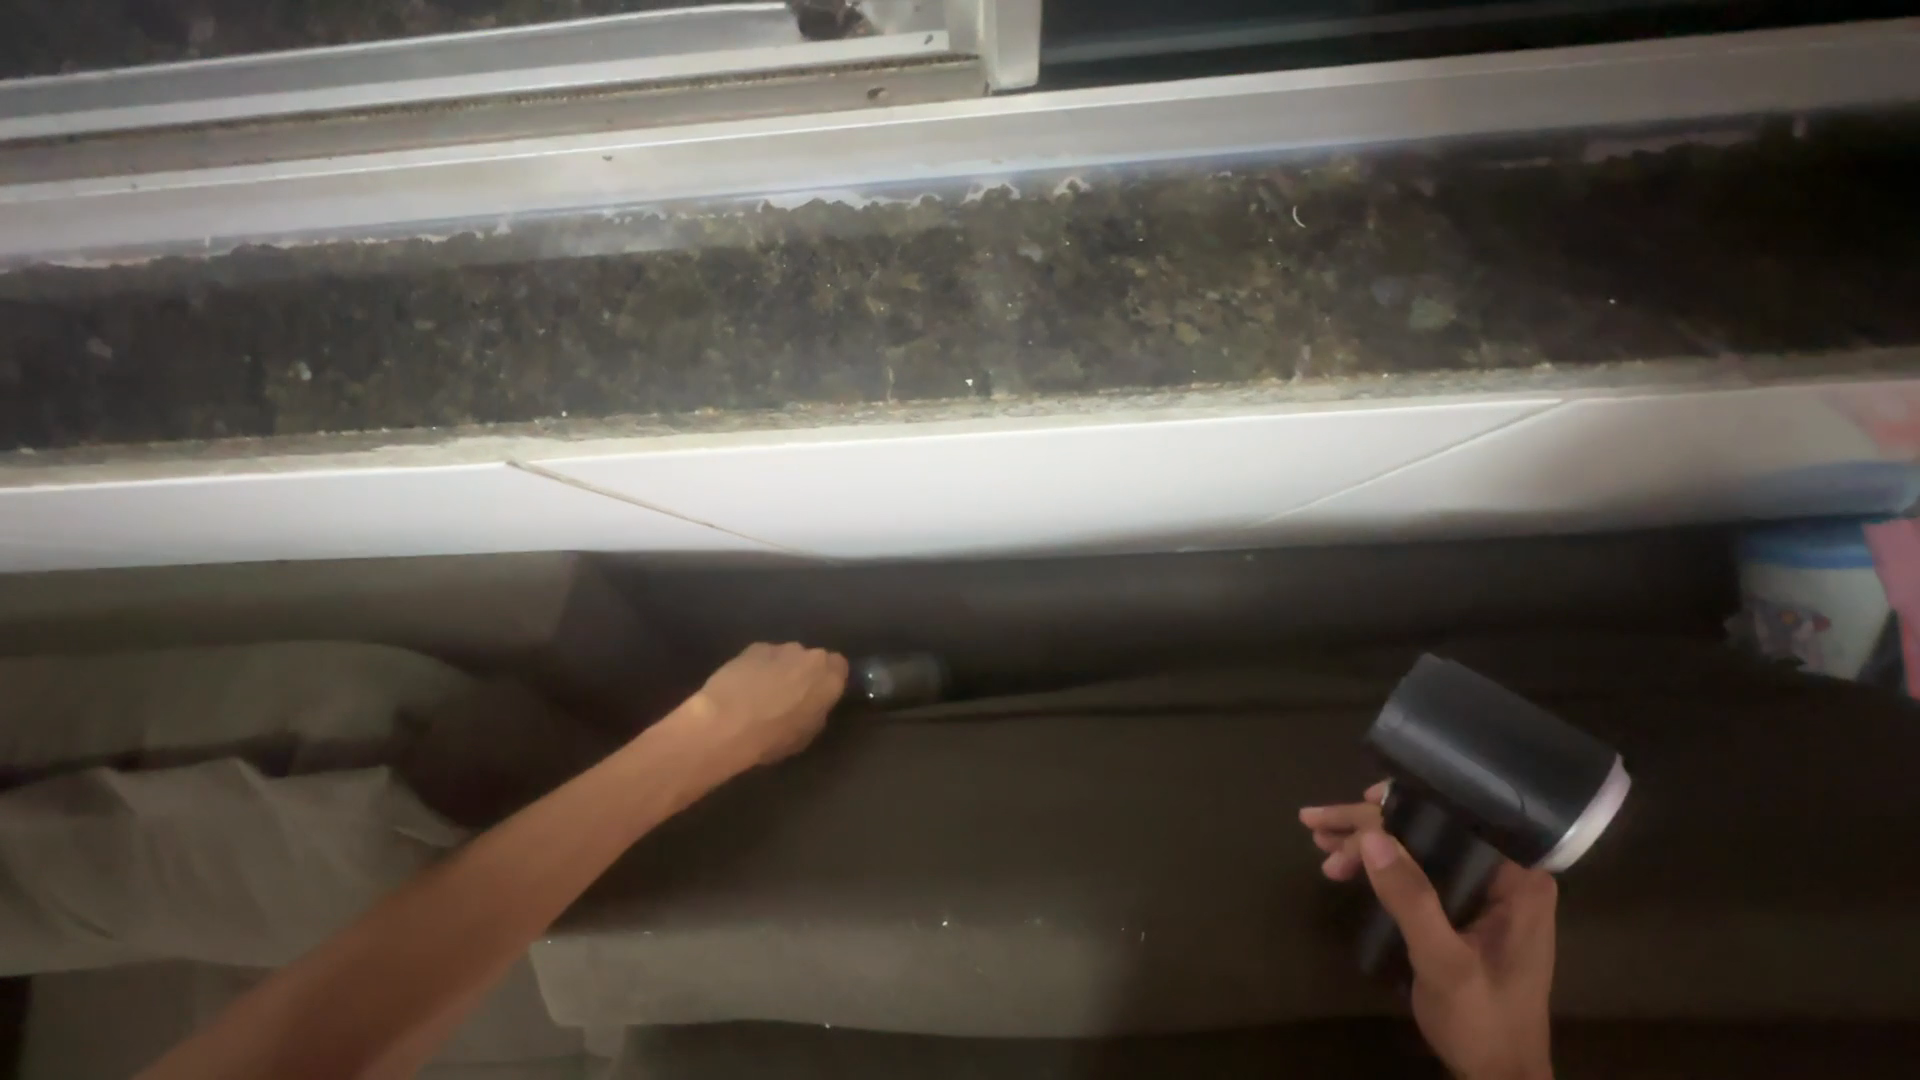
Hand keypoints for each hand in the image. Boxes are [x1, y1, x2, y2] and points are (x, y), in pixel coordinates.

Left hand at [688, 642, 848, 766]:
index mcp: (830, 679)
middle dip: (804, 673)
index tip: (818, 695)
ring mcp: (781, 648)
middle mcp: (810, 656)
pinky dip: (758, 667)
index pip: (840, 668)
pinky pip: (763, 656)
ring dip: (780, 668)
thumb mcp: (806, 735)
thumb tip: (813, 705)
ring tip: (762, 691)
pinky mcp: (754, 647)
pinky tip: (743, 685)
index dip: (828, 680)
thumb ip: (817, 712)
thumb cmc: (772, 738)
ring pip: (787, 656)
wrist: (726, 723)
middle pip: (813, 659)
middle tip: (790, 694)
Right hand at [1300, 786, 1557, 1079]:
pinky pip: (1417, 870)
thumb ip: (1411, 898)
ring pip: (1416, 848)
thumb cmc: (1483, 1023)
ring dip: (1366, 844)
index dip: (1398, 805)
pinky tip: (1344, 866)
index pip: (1452, 821)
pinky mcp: (1464, 910)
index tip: (1350, 806)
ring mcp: (1484, 894)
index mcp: (1517, 882)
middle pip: (1428, 831)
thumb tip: (1371, 834)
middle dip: (1368, 826)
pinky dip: (1377, 865)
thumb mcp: (1444, 963)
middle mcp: (1505, 878)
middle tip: (1315, 826)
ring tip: (1318, 842)